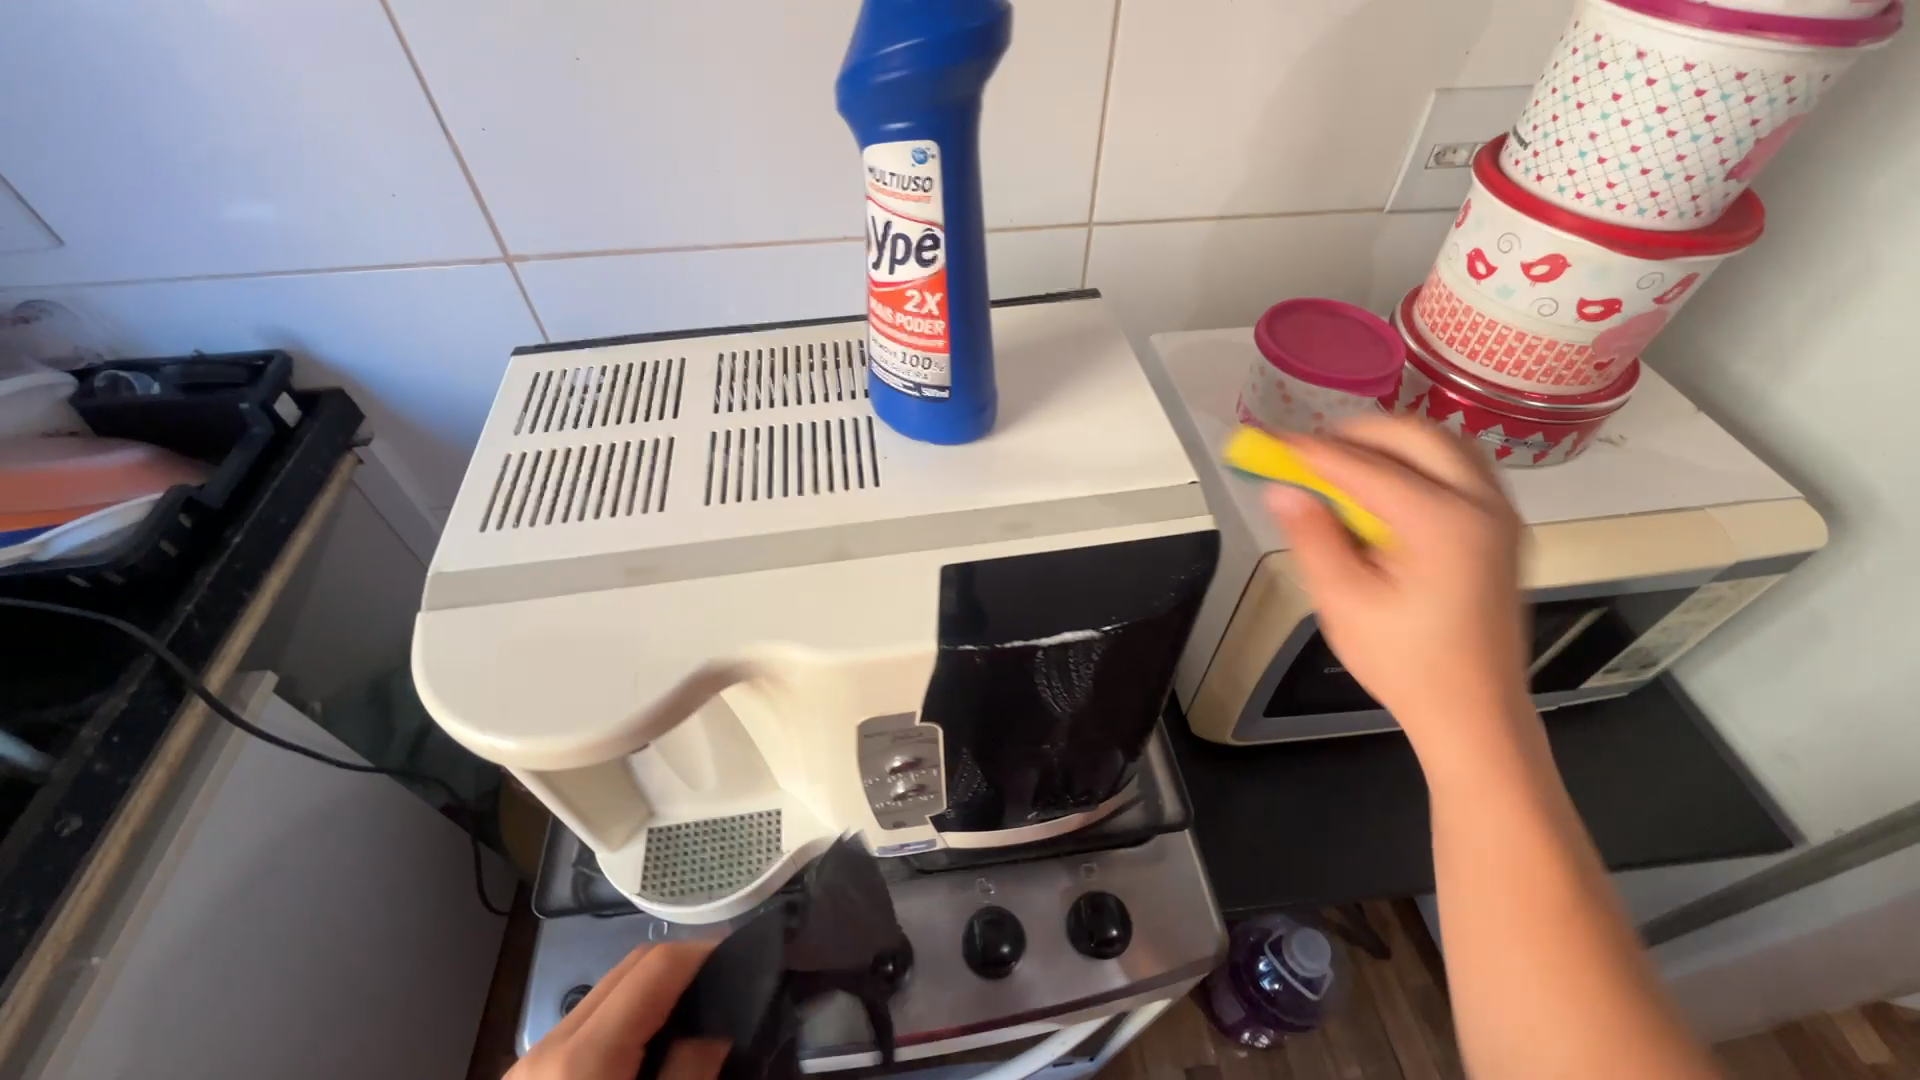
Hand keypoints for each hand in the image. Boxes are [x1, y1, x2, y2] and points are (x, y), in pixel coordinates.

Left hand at [508, 943, 727, 1079]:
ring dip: (651, 991)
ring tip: (689, 1016)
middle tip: (723, 986)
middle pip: (627, 970)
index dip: (702, 952)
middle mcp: (548, 1046)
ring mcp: (528, 1064)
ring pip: (605, 994)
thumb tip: (720, 1024)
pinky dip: (622, 1020)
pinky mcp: (524, 1079)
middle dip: (679, 965)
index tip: (739, 962)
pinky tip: (644, 1048)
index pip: (654, 967)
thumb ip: (690, 1072)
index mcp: (583, 1059)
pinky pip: (584, 1025)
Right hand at [1265, 416, 1531, 756]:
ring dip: (1391, 444)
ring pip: (1445, 443)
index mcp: (1441, 522)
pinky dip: (1420, 462)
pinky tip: (1387, 492)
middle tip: (1310, 453)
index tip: (1271, 442)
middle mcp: (1481, 503)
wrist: (1474, 710)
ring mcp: (1500, 514)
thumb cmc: (1405, 663)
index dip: (1310, 451)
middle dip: (1357, 434)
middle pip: (1416, 434)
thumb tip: (1282, 489)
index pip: (1363, 465)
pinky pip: (1461, 468)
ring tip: (1344, 467)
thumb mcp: (1343, 602)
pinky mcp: (1502, 528)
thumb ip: (1313, 537)